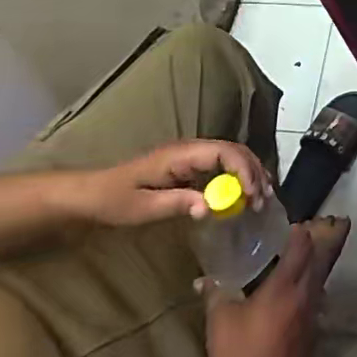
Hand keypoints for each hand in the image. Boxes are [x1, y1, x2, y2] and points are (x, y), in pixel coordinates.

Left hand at [65, 140, 271, 226]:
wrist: (92, 194)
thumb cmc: (114, 200)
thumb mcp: (142, 208)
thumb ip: (177, 204)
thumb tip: (210, 207)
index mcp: (182, 154)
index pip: (224, 152)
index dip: (243, 169)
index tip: (252, 194)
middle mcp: (192, 149)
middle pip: (235, 151)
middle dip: (254, 171)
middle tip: (264, 199)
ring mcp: (193, 156)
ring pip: (233, 156)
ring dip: (250, 173)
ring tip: (262, 197)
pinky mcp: (191, 166)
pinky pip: (224, 165)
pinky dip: (240, 177)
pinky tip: (245, 194)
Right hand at [207, 217, 349, 356]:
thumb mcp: (220, 324)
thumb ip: (216, 294)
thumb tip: (203, 279)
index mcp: (286, 286)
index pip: (303, 246)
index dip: (298, 232)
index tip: (289, 226)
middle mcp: (306, 294)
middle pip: (316, 258)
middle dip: (307, 246)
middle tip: (290, 243)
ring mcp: (314, 315)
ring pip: (318, 280)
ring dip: (309, 268)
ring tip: (290, 267)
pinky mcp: (315, 333)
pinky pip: (316, 301)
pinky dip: (308, 291)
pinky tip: (291, 299)